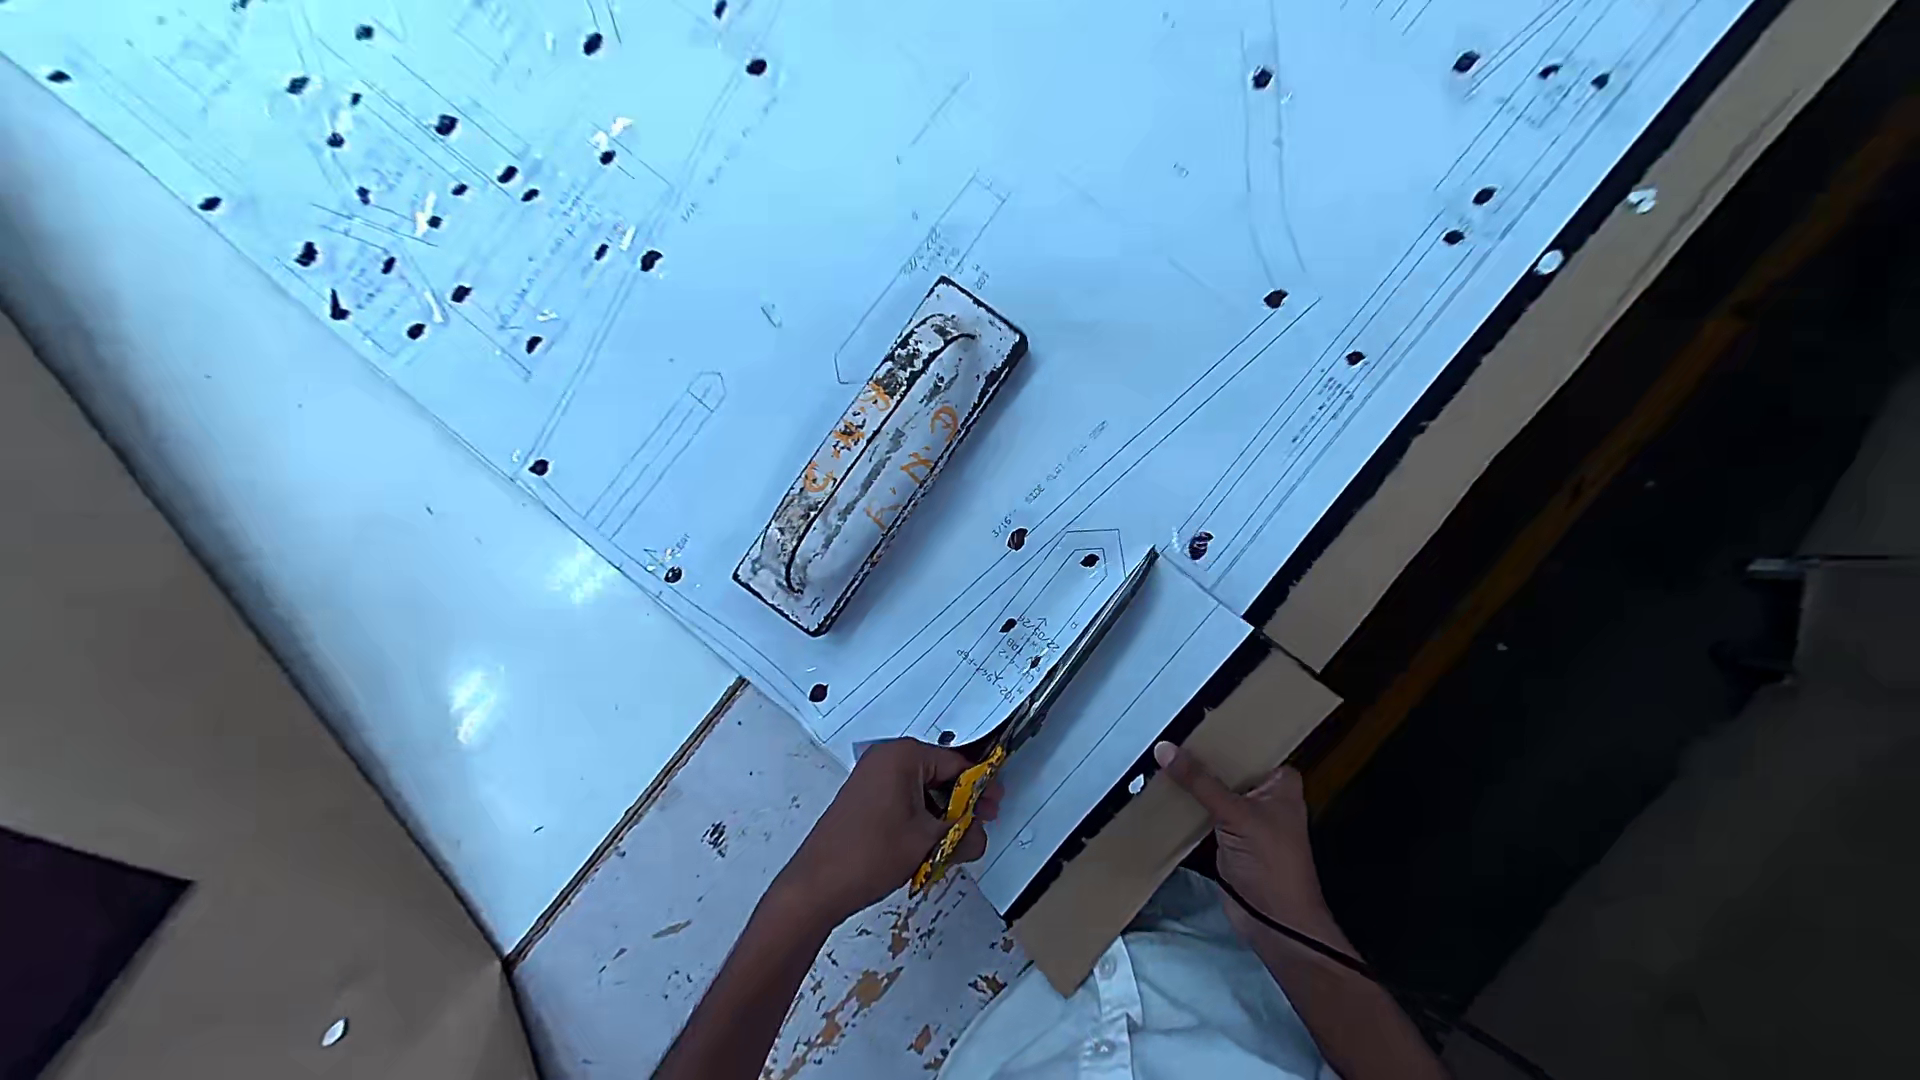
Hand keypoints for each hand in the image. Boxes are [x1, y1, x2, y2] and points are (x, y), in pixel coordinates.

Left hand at [774, 738, 1000, 926]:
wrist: (816, 886)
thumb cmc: (870, 854)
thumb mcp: (928, 843)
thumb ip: (965, 833)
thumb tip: (981, 834)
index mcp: (903, 756)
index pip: (956, 762)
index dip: (980, 785)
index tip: (996, 805)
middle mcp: (887, 758)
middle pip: (939, 774)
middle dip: (962, 802)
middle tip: (981, 825)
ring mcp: (872, 776)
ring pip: (922, 789)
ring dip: (942, 814)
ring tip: (955, 842)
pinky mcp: (865, 797)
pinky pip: (904, 799)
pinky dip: (921, 818)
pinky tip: (930, 844)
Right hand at [1153, 741, 1335, 944]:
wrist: (1274, 924)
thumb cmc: (1272, 864)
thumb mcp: (1237, 814)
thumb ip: (1199, 781)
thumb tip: (1165, 749)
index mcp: (1280, 783)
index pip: (1251, 746)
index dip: (1225, 732)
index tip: (1193, 717)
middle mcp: (1263, 795)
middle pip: (1227, 766)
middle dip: (1200, 755)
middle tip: (1169, 734)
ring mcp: (1242, 815)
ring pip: (1212, 787)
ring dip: (1189, 779)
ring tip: (1159, 756)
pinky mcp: (1224, 834)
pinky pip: (1201, 808)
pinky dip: (1184, 801)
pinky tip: (1161, 787)